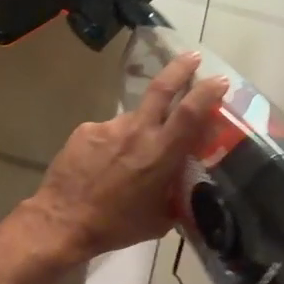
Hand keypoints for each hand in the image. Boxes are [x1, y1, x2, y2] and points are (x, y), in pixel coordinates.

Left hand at [23, 53, 228, 261]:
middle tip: (193, 57)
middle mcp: (136, 131)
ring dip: (139, 131)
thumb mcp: (160, 218)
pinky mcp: (86, 130)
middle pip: (162, 88)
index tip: (220, 80)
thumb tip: (187, 187)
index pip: (190, 113)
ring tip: (129, 161)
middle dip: (180, 68)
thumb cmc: (116, 225)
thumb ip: (177, 195)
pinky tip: (104, 166)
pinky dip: (113, 145)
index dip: (207, 93)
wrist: (63, 221)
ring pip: (134, 120)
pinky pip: (108, 133)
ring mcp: (108, 127)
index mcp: (160, 153)